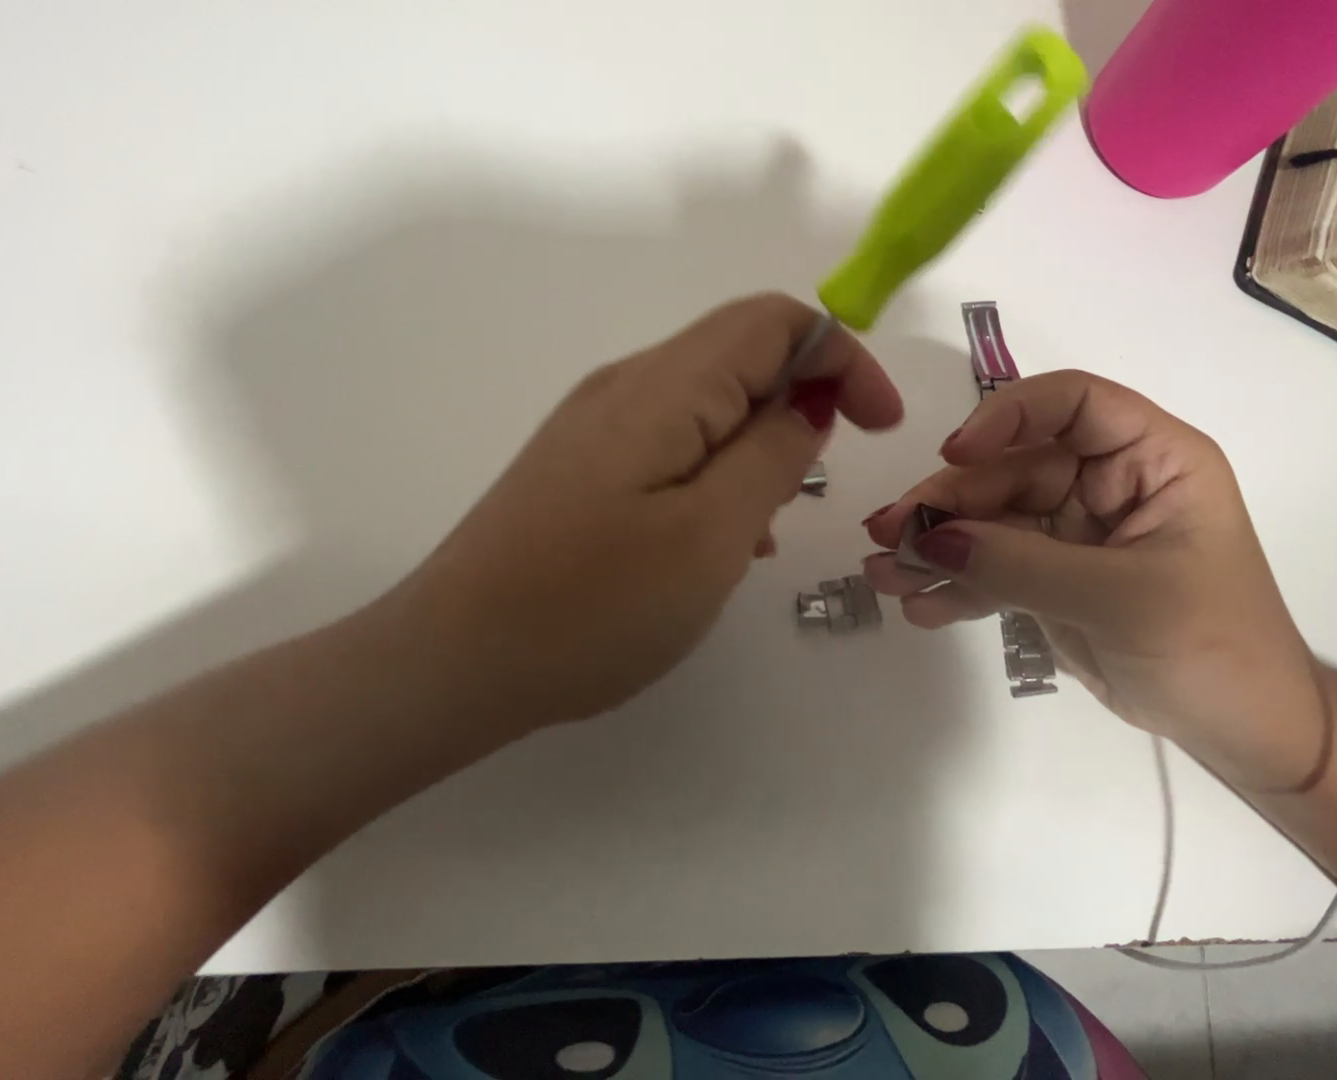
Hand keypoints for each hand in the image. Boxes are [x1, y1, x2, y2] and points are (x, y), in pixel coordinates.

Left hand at [383, 293, 902, 733]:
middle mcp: (624, 389)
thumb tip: (808, 402)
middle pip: (738, 357)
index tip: (881, 428)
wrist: (455, 662)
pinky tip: (714, 547)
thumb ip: (772, 455)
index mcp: (661, 387)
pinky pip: (671, 450)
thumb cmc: (592, 604)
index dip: (842, 358)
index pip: (773, 321)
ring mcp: (595, 431)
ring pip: (707, 410)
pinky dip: (715, 479)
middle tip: (809, 492)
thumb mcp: (710, 534)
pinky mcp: (580, 472)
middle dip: (800, 407)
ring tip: (759, 531)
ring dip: (757, 451)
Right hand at [861, 371, 1324, 790]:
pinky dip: (953, 587)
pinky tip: (921, 608)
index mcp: (1151, 461)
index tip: (954, 454)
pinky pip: (991, 570)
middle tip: (887, 534)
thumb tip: (931, 540)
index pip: (1074, 405)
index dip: (1009, 416)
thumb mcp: (1122, 599)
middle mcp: (1105, 485)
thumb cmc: (1214, 647)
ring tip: (886, 575)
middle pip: (1009, 471)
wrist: (1238, 728)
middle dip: (947, 504)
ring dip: (936, 546)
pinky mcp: (1049, 580)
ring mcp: (1072, 535)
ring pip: (989, 522)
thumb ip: (1023, 565)